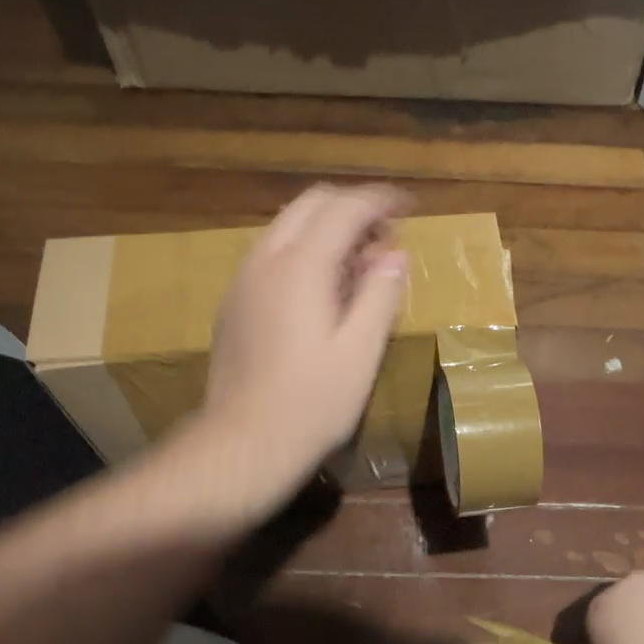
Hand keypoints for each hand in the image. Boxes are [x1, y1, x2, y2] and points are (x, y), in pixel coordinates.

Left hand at [203, 183, 412, 495]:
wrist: (243, 443)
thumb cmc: (311, 404)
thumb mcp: (360, 354)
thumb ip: (380, 296)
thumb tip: (396, 256)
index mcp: (301, 266)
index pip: (345, 208)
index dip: (381, 201)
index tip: (409, 208)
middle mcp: (265, 260)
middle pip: (311, 205)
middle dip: (352, 209)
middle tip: (386, 238)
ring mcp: (243, 281)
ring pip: (287, 228)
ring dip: (326, 231)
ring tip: (360, 266)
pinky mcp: (233, 305)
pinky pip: (272, 257)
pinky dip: (303, 254)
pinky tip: (323, 292)